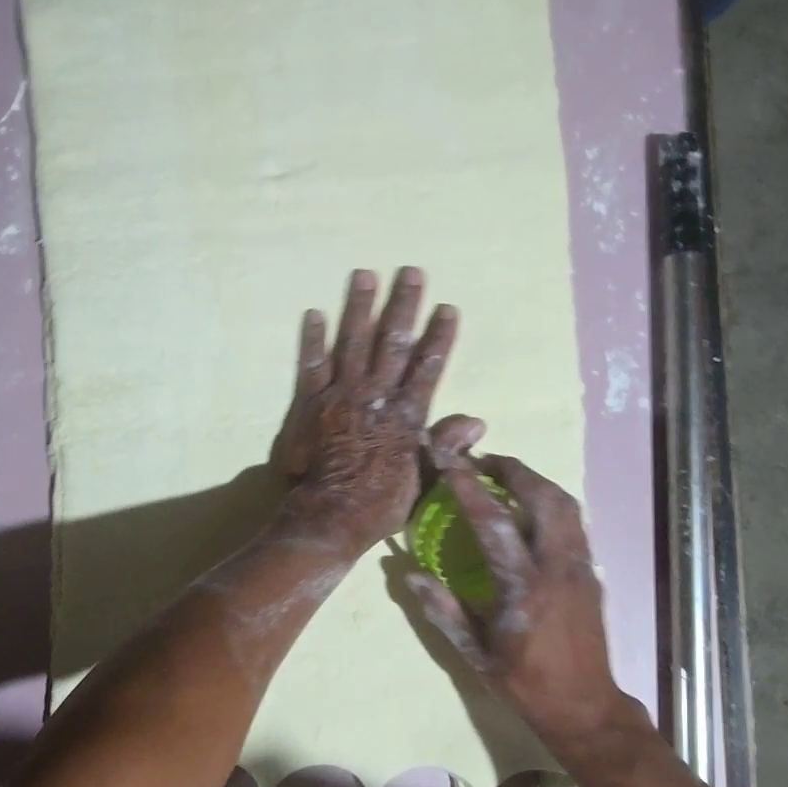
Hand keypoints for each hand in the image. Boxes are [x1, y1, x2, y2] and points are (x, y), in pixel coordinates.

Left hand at [272, 268, 476, 549]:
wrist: (330, 514)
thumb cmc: (380, 504)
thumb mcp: (423, 480)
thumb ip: (446, 447)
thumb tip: (477, 421)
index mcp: (406, 414)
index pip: (428, 366)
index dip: (438, 336)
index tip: (446, 308)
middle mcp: (376, 395)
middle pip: (393, 342)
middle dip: (403, 306)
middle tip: (410, 272)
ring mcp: (341, 395)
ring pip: (353, 342)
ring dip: (359, 307)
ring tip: (364, 275)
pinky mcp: (310, 403)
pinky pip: (312, 364)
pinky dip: (313, 339)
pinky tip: (314, 313)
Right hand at [404, 453, 631, 757]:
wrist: (586, 707)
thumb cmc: (525, 684)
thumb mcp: (476, 655)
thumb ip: (444, 612)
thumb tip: (411, 575)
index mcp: (523, 588)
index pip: (494, 523)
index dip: (469, 487)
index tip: (450, 460)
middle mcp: (558, 568)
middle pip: (544, 498)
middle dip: (514, 470)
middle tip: (483, 460)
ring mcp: (581, 568)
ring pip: (566, 505)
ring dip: (536, 482)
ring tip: (506, 475)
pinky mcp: (592, 573)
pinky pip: (574, 522)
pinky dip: (551, 502)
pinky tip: (530, 508)